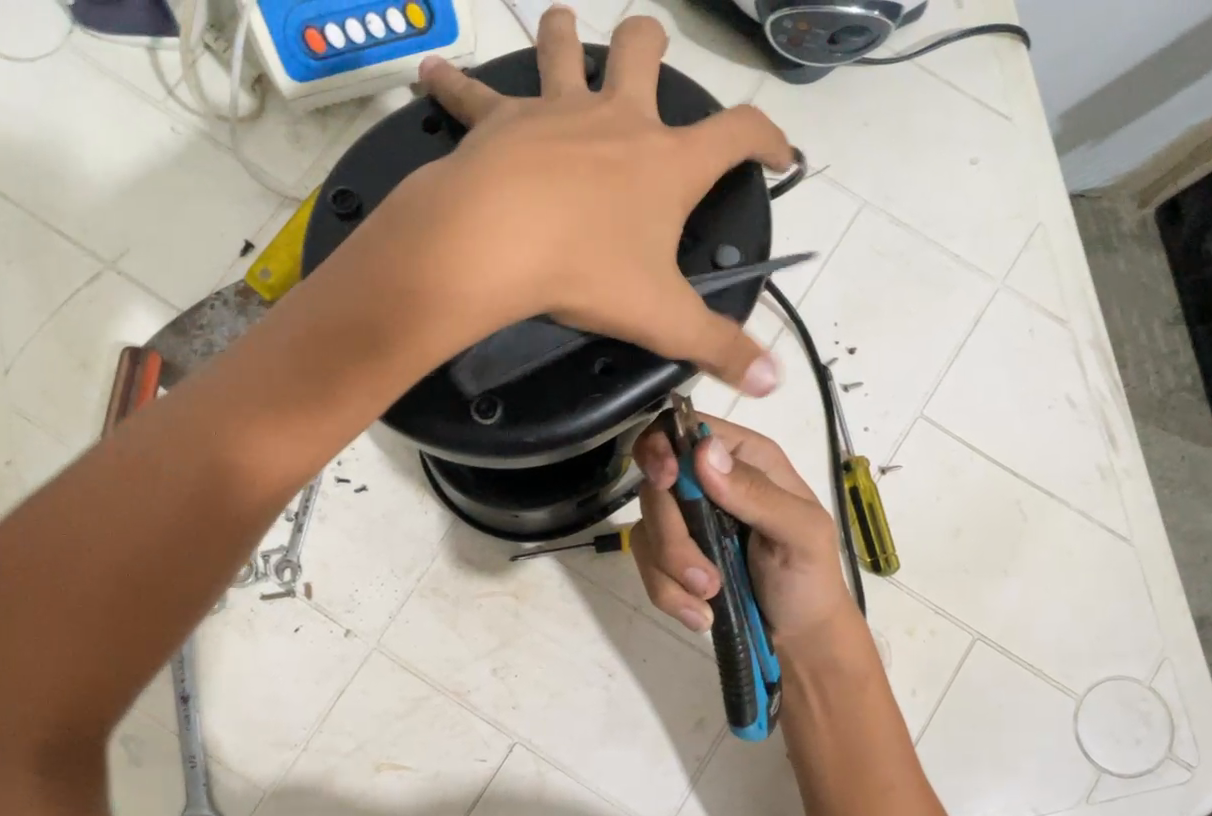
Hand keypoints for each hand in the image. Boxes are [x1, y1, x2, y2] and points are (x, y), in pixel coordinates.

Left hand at [375, 10, 792, 394]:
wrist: (497, 242)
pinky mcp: (498, 123)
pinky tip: (432, 74)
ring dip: (563, 36)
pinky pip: (470, 94)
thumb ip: (719, 348)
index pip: (739, 133)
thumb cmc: (588, 272)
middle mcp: (617, 120)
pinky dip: (452, 84)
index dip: (767, 138)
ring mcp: (555, 112)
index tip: (779, 154)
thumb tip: (773, 383)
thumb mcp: (663, 319)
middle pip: (642, 54)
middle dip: (650, 44)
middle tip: (649, 49)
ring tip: (561, 26)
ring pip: (562, 49)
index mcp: (668, 162)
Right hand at [631, 414, 856, 646]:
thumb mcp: (802, 533)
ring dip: (671, 573)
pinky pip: (646, 565)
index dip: (661, 447)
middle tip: (705, 579)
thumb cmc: (811, 577)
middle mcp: (708, 482)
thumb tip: (704, 453)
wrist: (798, 638)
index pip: (685, 429)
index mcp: (745, 459)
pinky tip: (701, 615)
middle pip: (654, 485)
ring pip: (646, 529)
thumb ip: (757, 493)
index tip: (664, 480)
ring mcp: (687, 521)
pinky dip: (669, 594)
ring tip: (710, 599)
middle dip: (673, 538)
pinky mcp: (671, 557)